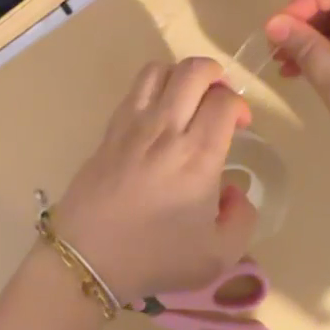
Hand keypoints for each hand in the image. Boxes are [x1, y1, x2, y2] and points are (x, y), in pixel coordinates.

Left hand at [52, 58, 258, 303]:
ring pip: (157, 70)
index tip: (239, 127)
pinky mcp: (107, 133)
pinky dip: (152, 90)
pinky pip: (132, 92)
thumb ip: (242, 218)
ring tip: (187, 99)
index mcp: (198, 155)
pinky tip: (157, 117)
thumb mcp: (219, 255)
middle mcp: (165, 130)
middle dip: (214, 74)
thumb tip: (234, 190)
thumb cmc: (155, 258)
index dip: (239, 106)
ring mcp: (131, 126)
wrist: (87, 259)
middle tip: (218, 100)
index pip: (223, 101)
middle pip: (192, 71)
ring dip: (180, 75)